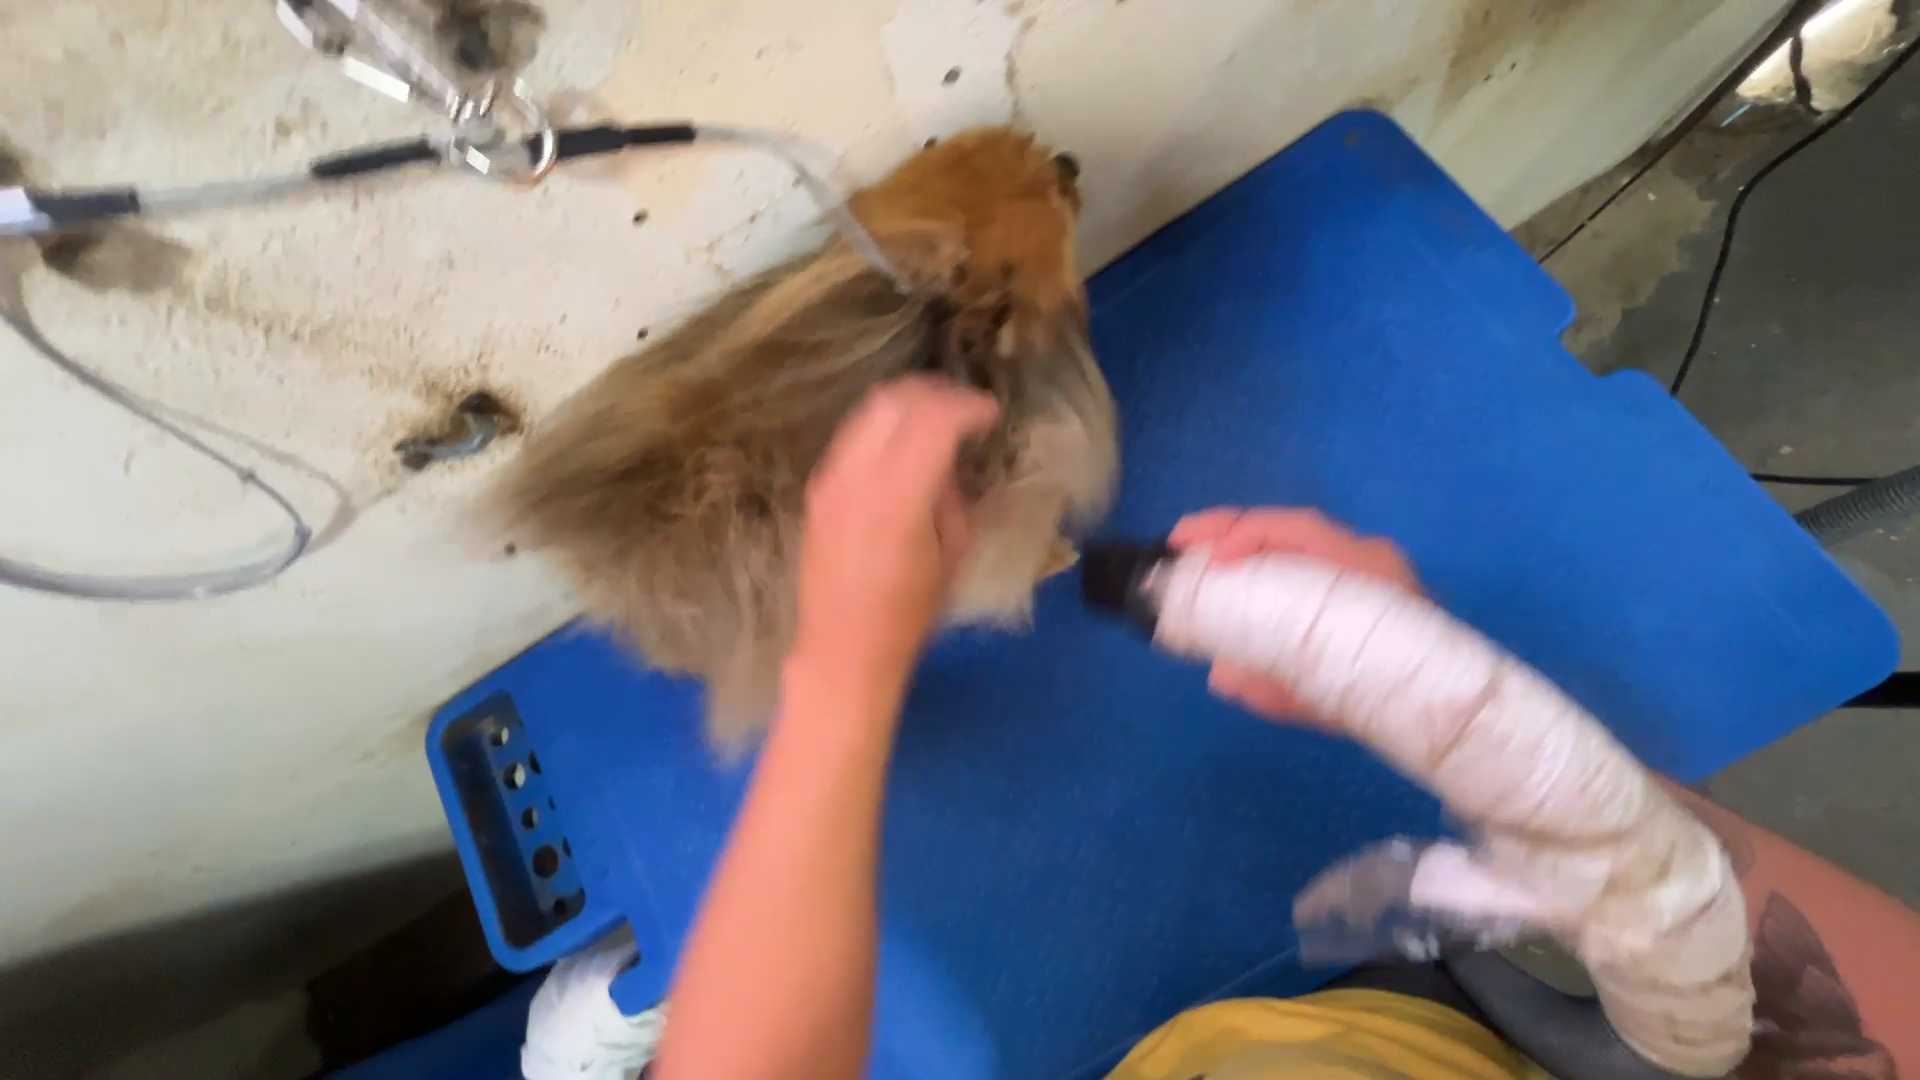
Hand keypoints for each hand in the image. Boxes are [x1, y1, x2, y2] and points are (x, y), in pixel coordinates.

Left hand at [790, 376, 1000, 702]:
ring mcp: (830, 479)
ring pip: (869, 410)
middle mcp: (857, 477)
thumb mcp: (951, 556)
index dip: (969, 406)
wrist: (842, 648)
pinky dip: (884, 426)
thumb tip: (946, 463)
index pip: (934, 420)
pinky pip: (854, 435)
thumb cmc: (908, 615)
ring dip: (909, 403)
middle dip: (937, 393)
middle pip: (895, 400)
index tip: (992, 414)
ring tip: (939, 418)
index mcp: (899, 498)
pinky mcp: (817, 488)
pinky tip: (905, 445)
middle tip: (967, 408)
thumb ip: (951, 497)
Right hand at [1168, 508, 1418, 729]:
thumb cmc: (1388, 696)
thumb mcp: (1328, 699)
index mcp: (1364, 571)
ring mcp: (1358, 565)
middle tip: (1178, 541)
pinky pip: (1299, 558)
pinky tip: (1228, 571)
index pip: (1301, 533)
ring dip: (1238, 541)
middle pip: (1288, 528)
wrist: (1447, 709)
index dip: (1250, 536)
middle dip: (1228, 528)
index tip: (1213, 556)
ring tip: (1192, 550)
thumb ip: (1276, 689)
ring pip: (1291, 540)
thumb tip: (1221, 675)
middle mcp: (1362, 556)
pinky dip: (1259, 558)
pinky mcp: (1350, 580)